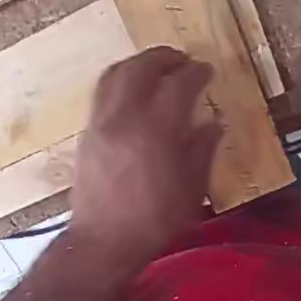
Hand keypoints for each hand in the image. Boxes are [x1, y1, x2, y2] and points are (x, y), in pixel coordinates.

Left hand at [55, 47, 220, 264]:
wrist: (106, 242)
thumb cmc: (157, 221)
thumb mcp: (192, 189)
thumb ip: (202, 151)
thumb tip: (212, 125)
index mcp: (157, 131)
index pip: (178, 86)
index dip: (196, 73)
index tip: (208, 71)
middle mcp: (125, 118)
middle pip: (141, 68)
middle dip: (164, 57)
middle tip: (183, 59)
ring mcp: (101, 124)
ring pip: (115, 75)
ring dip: (137, 64)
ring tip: (155, 67)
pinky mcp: (88, 134)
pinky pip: (103, 93)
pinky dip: (120, 81)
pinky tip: (133, 93)